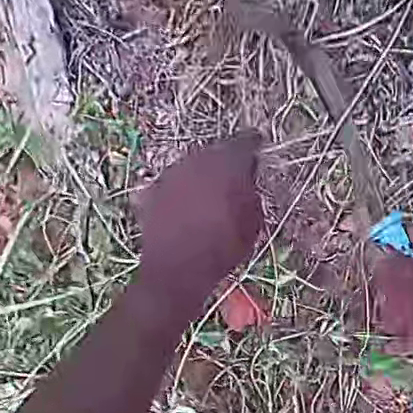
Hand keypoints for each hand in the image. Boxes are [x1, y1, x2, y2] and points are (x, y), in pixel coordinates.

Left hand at [137, 132, 264, 308]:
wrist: (177, 269)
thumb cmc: (222, 249)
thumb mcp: (252, 224)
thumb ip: (252, 195)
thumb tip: (248, 184)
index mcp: (228, 163)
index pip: (245, 143)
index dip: (253, 147)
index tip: (258, 150)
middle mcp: (198, 160)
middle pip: (216, 153)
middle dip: (226, 163)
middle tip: (234, 178)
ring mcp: (173, 173)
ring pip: (193, 166)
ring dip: (203, 176)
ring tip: (211, 195)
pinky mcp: (154, 188)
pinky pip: (176, 182)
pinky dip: (184, 190)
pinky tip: (189, 207)